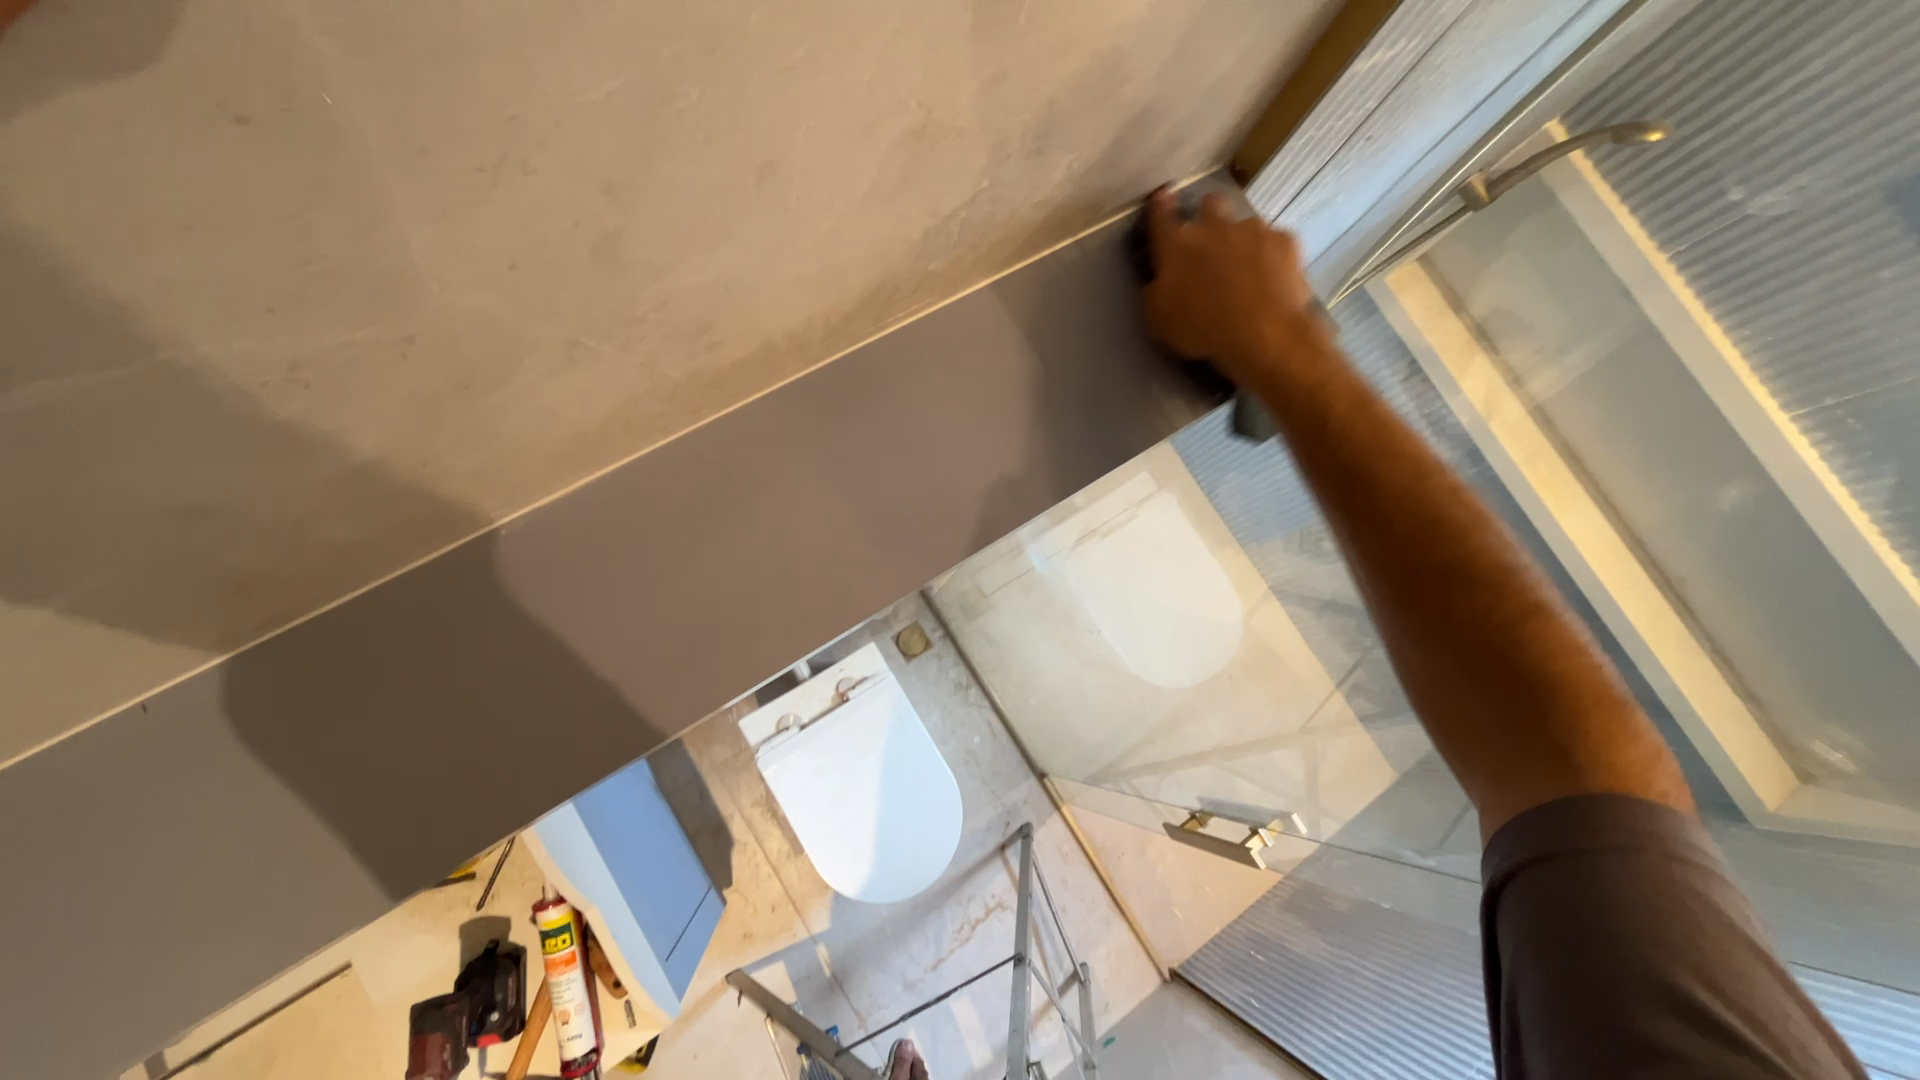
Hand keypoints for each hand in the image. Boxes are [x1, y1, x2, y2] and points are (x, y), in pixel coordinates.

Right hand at [1141, 188, 1326, 382]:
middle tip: (1211, 243)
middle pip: (1210, 203)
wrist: (1262, 334)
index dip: (1159, 207)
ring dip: (1242, 240)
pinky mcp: (1285, 241)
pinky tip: (1272, 279)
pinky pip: (1275, 242)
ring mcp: (1253, 230)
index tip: (1161, 199)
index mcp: (1177, 245)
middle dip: (1209, 216)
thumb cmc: (1201, 328)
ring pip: (1245, 223)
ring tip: (1247, 270)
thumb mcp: (1157, 319)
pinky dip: (1271, 256)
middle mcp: (1214, 226)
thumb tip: (1157, 280)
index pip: (1160, 215)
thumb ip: (1154, 292)